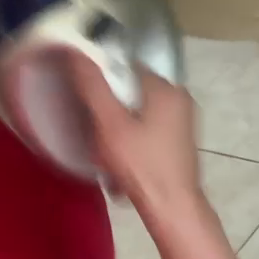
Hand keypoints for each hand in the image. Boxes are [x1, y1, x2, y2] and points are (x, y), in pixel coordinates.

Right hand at [64, 52, 203, 217]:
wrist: (172, 207)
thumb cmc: (139, 164)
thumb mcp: (109, 124)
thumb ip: (93, 87)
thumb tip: (75, 51)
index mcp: (165, 88)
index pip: (125, 67)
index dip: (101, 80)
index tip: (84, 99)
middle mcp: (180, 98)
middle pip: (131, 90)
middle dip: (109, 107)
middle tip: (93, 129)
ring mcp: (183, 120)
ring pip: (138, 111)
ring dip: (118, 126)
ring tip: (104, 149)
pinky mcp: (181, 140)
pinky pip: (148, 127)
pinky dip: (132, 138)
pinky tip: (121, 159)